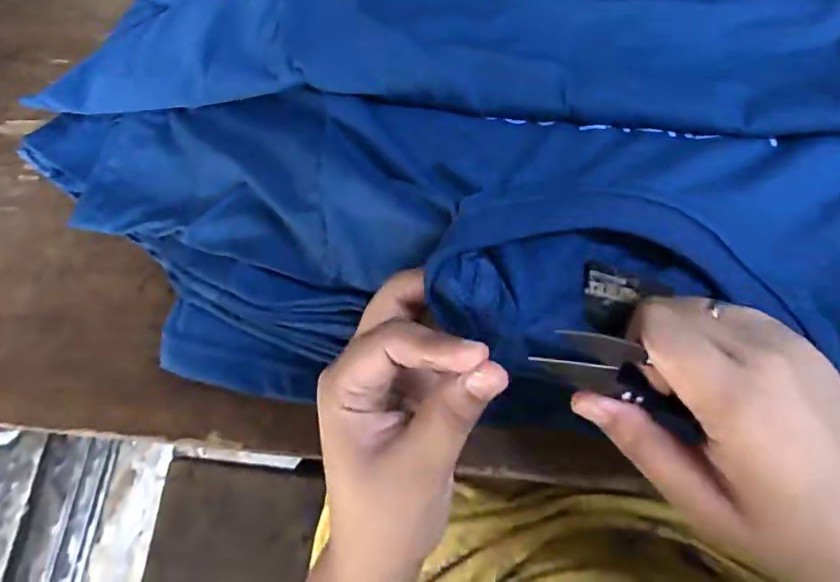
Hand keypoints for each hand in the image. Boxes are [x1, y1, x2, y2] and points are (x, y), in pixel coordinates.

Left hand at [309, 270, 507, 581]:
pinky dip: (455, 329)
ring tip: (485, 300)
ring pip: (411, 313)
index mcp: (345, 383)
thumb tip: (494, 367)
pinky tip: (483, 327)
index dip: (435, 342)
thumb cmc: (388, 514)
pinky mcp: (409, 378)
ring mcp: (384, 368)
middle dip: (431, 291)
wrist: (381, 552)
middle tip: (477, 287)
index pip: (388, 341)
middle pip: (391, 306)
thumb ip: (453, 413)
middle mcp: (359, 364)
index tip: (481, 351)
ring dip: (445, 304)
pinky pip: (431, 339)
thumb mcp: (420, 468)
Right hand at [571, 298, 839, 581]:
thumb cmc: (784, 532)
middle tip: (674, 396)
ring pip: (704, 304)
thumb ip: (639, 442)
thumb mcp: (703, 502)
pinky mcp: (804, 339)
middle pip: (675, 306)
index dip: (635, 344)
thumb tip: (581, 396)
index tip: (649, 390)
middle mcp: (761, 349)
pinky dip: (719, 333)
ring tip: (708, 388)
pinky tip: (738, 379)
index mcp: (735, 394)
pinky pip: (738, 313)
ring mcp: (788, 339)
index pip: (657, 321)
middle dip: (656, 339)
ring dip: (688, 334)